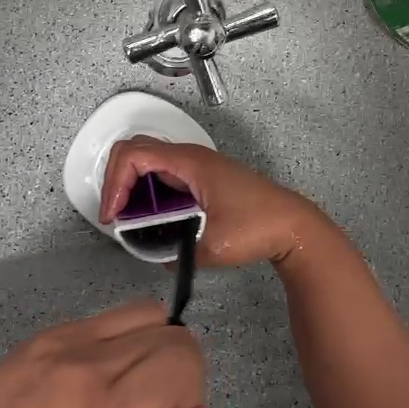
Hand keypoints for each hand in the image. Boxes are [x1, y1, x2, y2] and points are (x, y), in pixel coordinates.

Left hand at [0, 300, 214, 407]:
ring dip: (152, 342)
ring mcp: (62, 339)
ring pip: (140, 311)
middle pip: (168, 328)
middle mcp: (86, 361)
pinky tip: (95, 376)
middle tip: (157, 401)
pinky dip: (117, 340)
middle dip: (180, 364)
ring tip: (129, 382)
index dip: (194, 390)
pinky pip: (102, 319)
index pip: (181, 361)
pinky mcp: (44, 332)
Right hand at [98, 137, 329, 268]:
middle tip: (115, 215)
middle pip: (135, 151)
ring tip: (129, 220)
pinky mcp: (202, 178)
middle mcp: (189, 157)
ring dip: (131, 187)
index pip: (132, 155)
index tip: (113, 216)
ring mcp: (196, 166)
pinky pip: (163, 175)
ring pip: (148, 162)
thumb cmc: (258, 227)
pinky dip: (148, 192)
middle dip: (116, 181)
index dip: (114, 183)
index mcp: (189, 162)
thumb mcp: (212, 246)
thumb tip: (155, 256)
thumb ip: (176, 252)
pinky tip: (152, 219)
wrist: (294, 226)